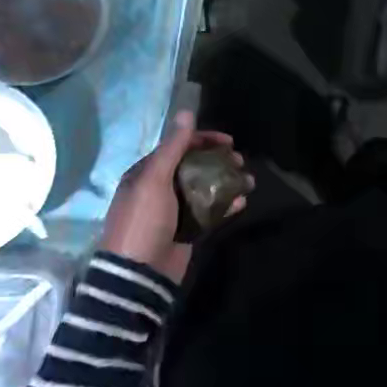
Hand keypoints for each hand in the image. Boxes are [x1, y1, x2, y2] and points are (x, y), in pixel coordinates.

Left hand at [99, 111, 245, 281]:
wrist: (139, 275)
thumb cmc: (144, 221)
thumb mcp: (155, 179)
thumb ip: (172, 147)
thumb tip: (186, 112)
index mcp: (145, 172)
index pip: (177, 146)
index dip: (202, 139)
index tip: (228, 141)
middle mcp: (158, 188)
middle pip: (193, 165)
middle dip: (217, 160)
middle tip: (239, 160)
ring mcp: (174, 210)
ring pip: (204, 187)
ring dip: (225, 181)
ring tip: (248, 180)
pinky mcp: (186, 231)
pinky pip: (208, 211)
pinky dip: (225, 205)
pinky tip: (242, 201)